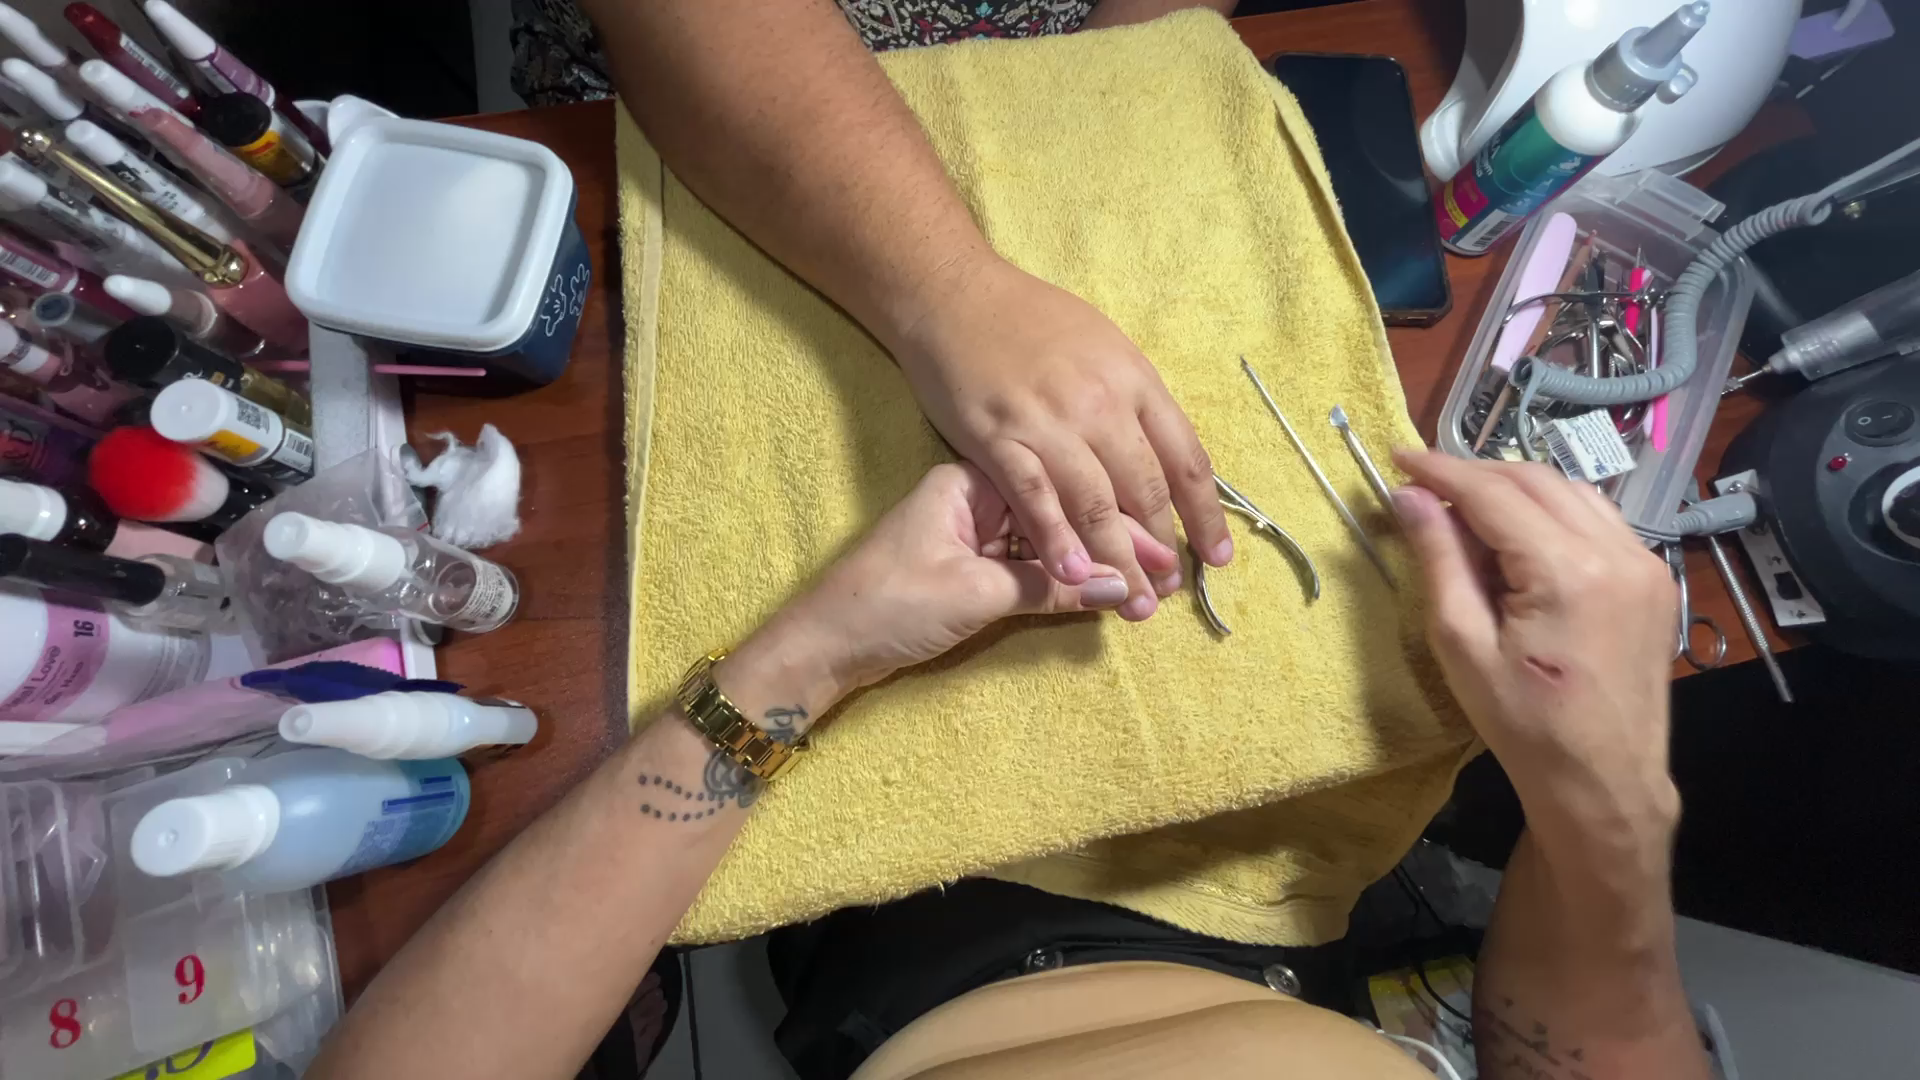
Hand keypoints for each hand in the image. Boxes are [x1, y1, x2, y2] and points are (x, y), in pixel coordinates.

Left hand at [735, 463, 1131, 716]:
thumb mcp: (974, 594)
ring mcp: (972, 533)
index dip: (1110, 522)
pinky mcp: (969, 566)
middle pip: (1057, 514)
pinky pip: (1027, 566)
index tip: (1159, 549)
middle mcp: (976, 499)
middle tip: (1166, 571)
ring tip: (1142, 585)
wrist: (825, 645)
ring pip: (1046, 542)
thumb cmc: (889, 604)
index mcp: (970, 483)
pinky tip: (1097, 591)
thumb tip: (1119, 587)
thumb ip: (1048, 588)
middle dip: (1109, 544)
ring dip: (1088, 565)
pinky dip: (1059, 581)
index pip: (1056, 490)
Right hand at [888, 256, 1231, 622]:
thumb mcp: (1101, 344)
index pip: (1185, 458)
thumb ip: (1131, 398)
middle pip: (1144, 490)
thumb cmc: (1029, 319)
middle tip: (1170, 595)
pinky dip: (1055, 538)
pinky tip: (1072, 574)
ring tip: (1133, 603)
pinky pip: (1034, 497)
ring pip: (1095, 503)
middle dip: (1162, 549)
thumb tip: (1158, 452)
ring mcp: (1048, 422)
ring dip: (1118, 559)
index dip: (1205, 514)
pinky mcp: (998, 438)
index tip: (1216, 556)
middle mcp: (1100, 404)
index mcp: (1133, 379)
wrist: (955, 296)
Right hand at [1390, 451, 1678, 831]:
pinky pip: (1593, 517)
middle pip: (1534, 479)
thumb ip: (1438, 557)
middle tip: (1420, 482)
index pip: (1493, 493)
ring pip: (1568, 490)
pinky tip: (1512, 530)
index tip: (1397, 455)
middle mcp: (1617, 552)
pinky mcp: (1650, 578)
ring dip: (1510, 485)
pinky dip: (1544, 507)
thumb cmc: (1518, 716)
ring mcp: (1644, 562)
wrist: (1601, 775)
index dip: (1440, 469)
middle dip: (1473, 471)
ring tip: (1459, 503)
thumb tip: (1410, 497)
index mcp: (1566, 571)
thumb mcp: (1459, 638)